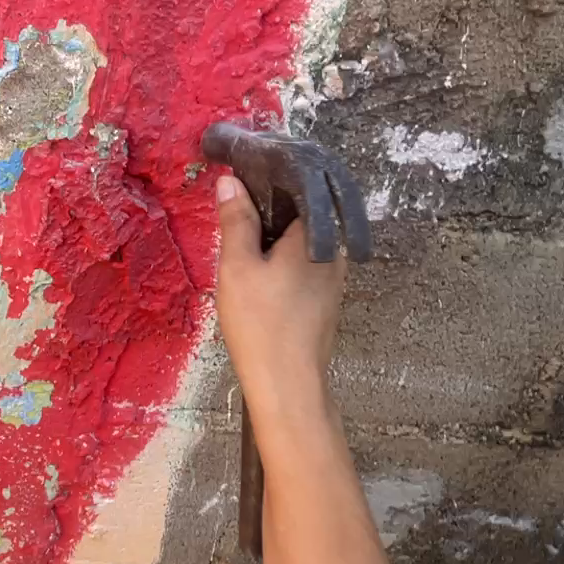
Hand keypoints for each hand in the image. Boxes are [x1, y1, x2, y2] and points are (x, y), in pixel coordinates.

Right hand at [212, 174, 345, 408]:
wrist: (286, 383)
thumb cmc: (259, 321)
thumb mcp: (237, 265)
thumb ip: (236, 220)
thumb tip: (230, 181)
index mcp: (316, 237)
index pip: (294, 192)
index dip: (264, 185)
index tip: (235, 185)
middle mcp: (333, 254)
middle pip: (296, 220)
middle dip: (264, 220)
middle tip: (229, 231)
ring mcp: (333, 281)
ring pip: (297, 247)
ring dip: (270, 246)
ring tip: (239, 259)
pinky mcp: (325, 303)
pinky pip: (300, 269)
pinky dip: (278, 267)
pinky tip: (256, 285)